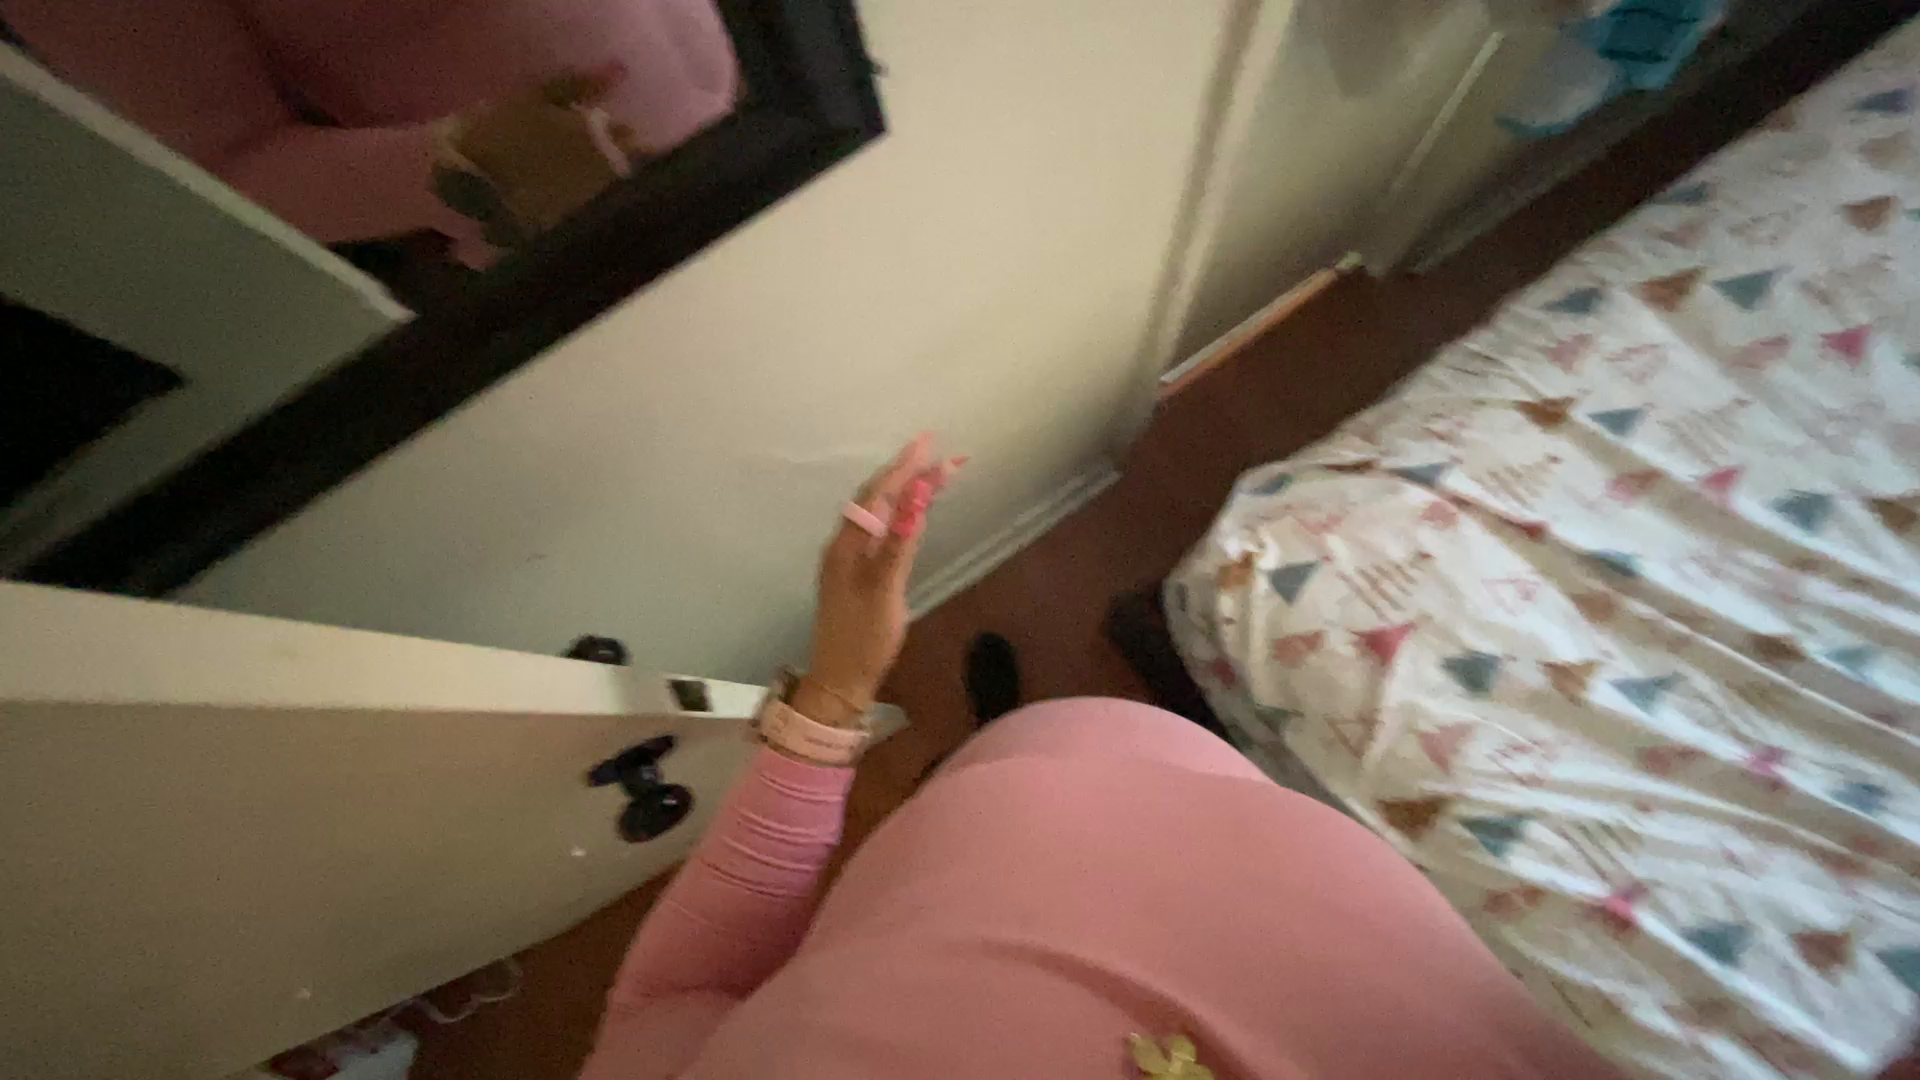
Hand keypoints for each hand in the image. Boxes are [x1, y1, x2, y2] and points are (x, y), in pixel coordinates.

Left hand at [799, 434, 959, 724]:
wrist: (840, 679)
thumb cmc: (864, 638)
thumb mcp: (885, 591)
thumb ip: (900, 543)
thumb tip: (917, 498)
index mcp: (847, 544)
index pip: (879, 493)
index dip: (906, 467)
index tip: (931, 442)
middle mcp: (845, 543)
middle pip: (878, 497)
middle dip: (911, 473)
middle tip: (943, 452)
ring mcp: (850, 558)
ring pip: (880, 512)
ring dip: (907, 490)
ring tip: (936, 472)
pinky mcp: (858, 571)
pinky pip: (880, 528)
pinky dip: (900, 512)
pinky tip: (912, 510)